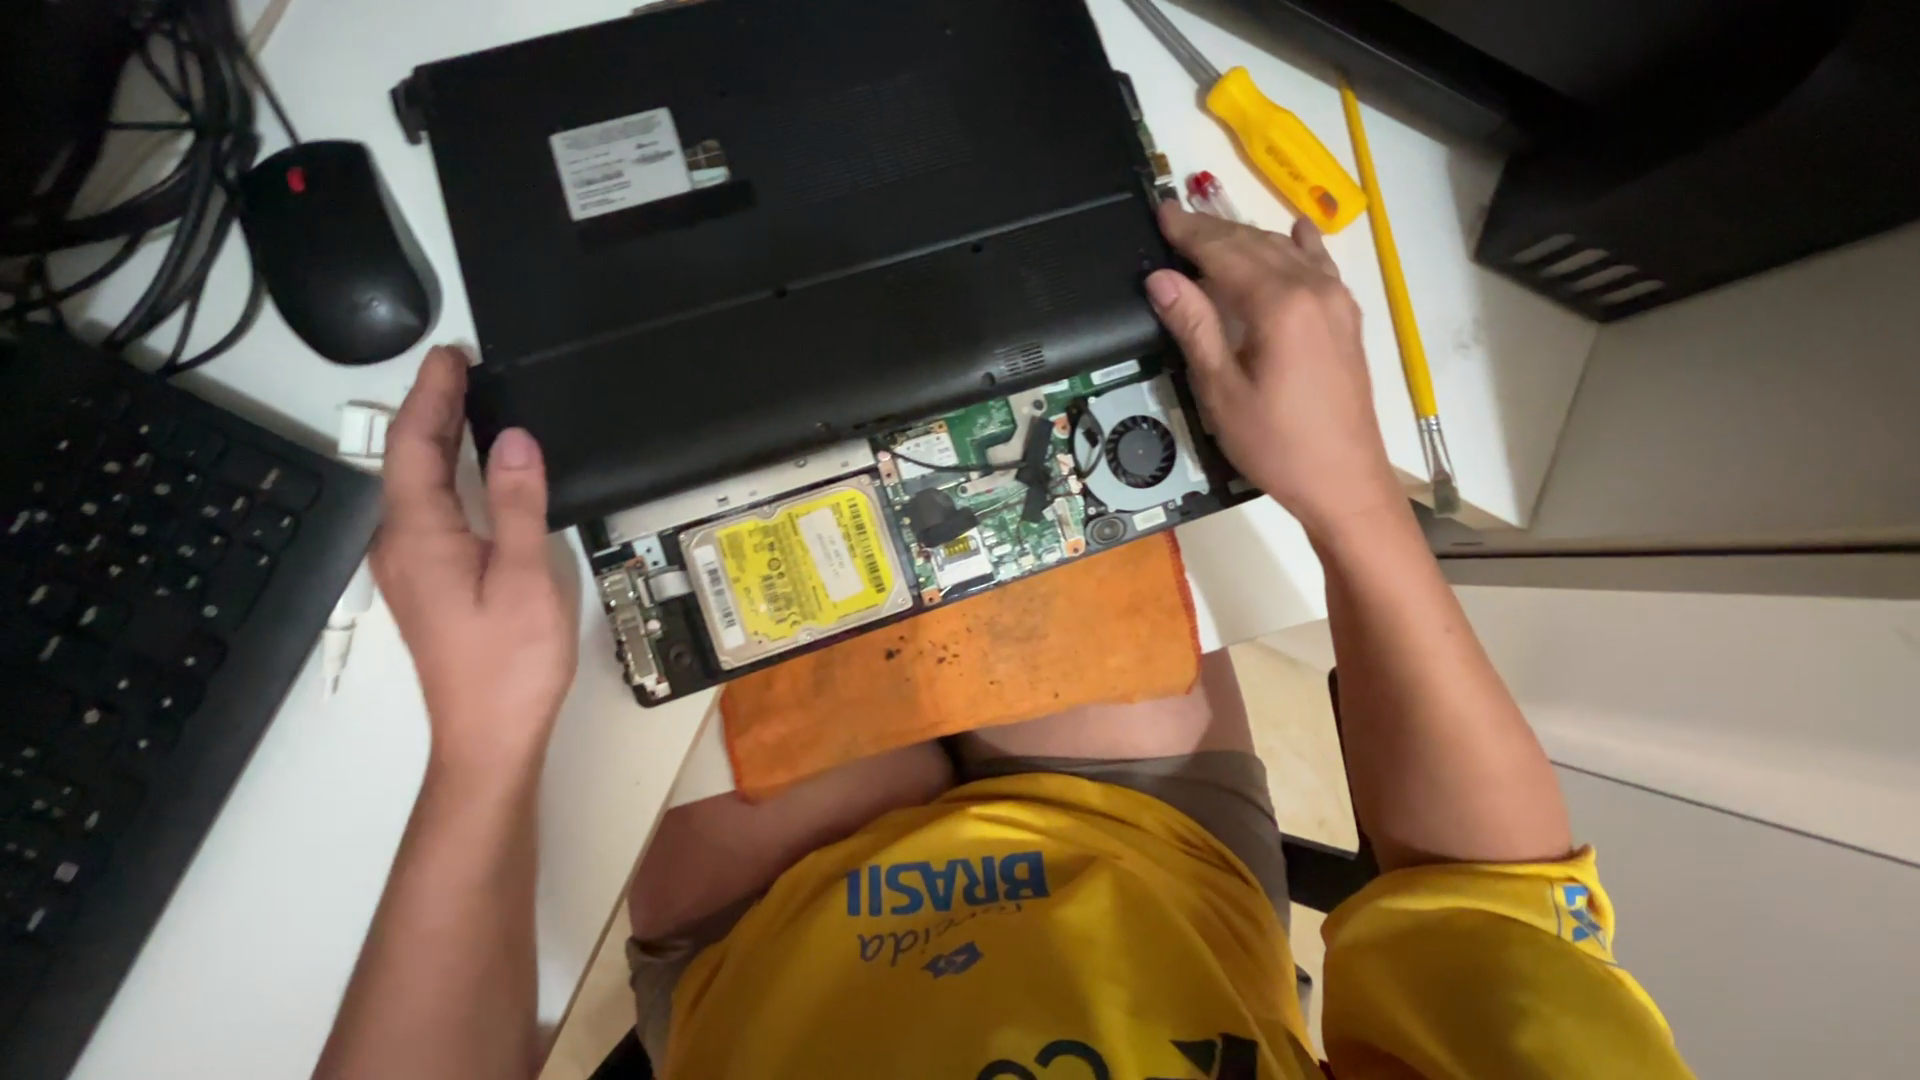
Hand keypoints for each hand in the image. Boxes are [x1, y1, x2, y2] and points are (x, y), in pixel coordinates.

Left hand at [371, 346, 576, 776]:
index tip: (453, 353)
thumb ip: (520, 506)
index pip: (415, 444)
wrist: (488, 733)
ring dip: (440, 439)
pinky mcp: (429, 581)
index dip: (432, 395)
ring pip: (418, 485)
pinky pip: (431, 508)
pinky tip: (476, 471)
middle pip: (409, 460)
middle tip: (466, 368)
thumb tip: (518, 441)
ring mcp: (412, 564)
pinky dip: (449, 473)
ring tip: (471, 405)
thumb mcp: (525, 577)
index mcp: (420, 535)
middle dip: (433, 408)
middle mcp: (401, 543)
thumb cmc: (510, 660)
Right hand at [1147, 203, 1401, 535]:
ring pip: (1286, 252)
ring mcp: (1337, 302)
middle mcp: (1314, 289)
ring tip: (1212, 232)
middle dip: (1213, 231)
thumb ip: (1194, 327)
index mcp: (1279, 305)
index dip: (1189, 233)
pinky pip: (1319, 267)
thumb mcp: (1221, 391)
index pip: (1225, 253)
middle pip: (1255, 245)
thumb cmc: (1275, 444)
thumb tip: (1160, 279)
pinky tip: (1294, 233)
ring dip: (1247, 239)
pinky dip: (1298, 248)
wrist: (1344, 481)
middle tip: (1175, 221)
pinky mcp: (1346, 320)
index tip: (1160, 213)